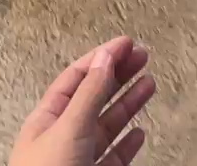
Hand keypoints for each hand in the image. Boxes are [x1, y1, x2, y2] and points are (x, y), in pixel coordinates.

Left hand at [9, 36, 156, 165]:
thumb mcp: (68, 128)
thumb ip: (90, 92)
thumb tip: (106, 55)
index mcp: (46, 120)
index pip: (76, 77)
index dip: (102, 57)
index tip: (127, 43)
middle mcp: (61, 138)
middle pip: (93, 97)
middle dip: (118, 74)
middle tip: (143, 55)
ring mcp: (76, 162)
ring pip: (106, 125)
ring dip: (128, 103)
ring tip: (149, 83)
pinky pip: (112, 158)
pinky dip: (127, 144)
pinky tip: (138, 134)